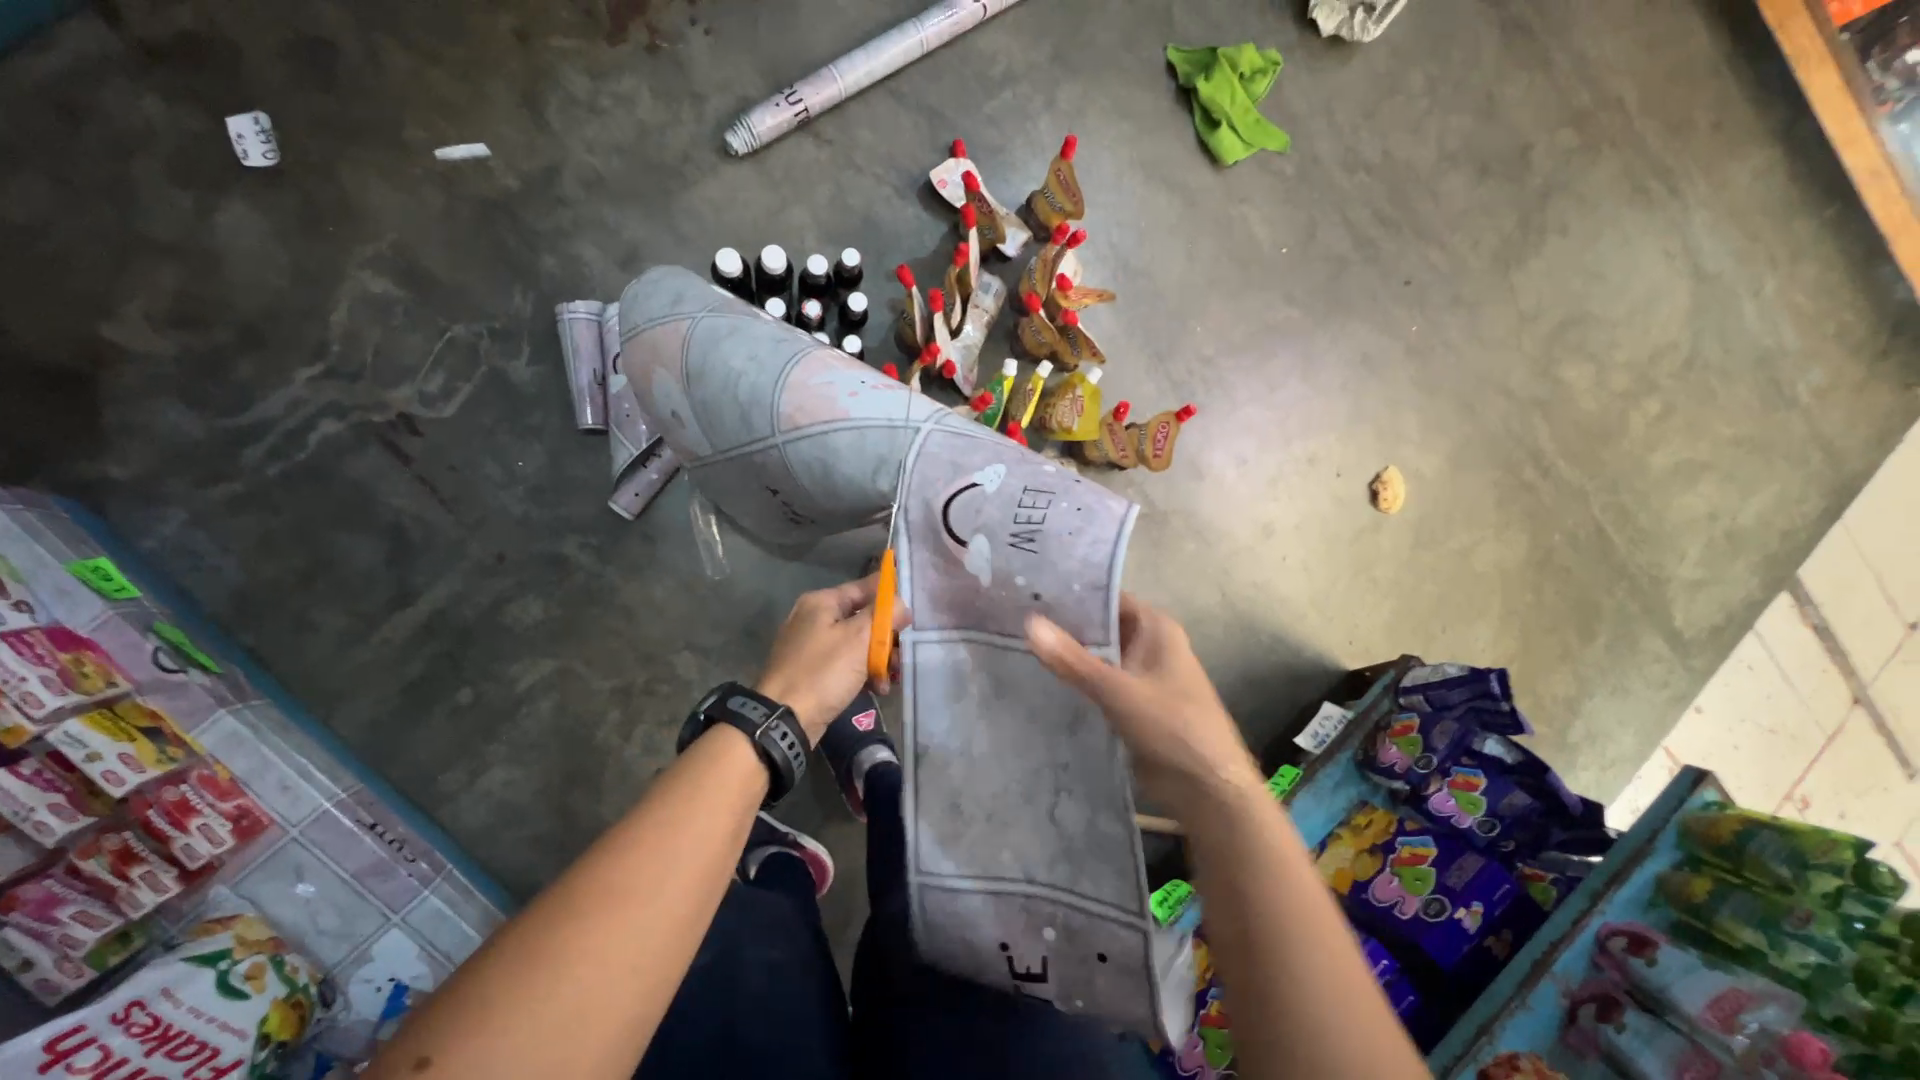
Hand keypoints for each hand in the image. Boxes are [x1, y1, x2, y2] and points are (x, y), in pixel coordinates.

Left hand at [756, 572, 911, 744]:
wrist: (785, 719)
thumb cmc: (823, 672)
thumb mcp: (859, 638)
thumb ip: (884, 614)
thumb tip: (900, 604)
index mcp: (822, 602)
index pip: (865, 587)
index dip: (890, 598)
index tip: (912, 616)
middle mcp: (815, 619)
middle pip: (863, 618)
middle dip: (886, 638)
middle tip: (901, 656)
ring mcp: (812, 646)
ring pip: (857, 645)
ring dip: (879, 660)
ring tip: (891, 679)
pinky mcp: (813, 672)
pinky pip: (846, 665)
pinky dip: (863, 674)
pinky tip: (877, 689)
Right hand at [1025, 594, 1262, 814]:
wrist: (1207, 789)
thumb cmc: (1173, 727)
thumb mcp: (1118, 690)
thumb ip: (1072, 659)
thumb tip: (1028, 623)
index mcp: (1157, 628)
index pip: (1107, 598)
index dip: (1072, 595)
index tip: (1028, 591)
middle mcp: (1149, 646)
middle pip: (1100, 628)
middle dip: (1063, 627)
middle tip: (1011, 619)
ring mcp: (1141, 677)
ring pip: (1097, 658)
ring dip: (1067, 657)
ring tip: (1014, 646)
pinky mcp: (1131, 707)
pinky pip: (1097, 686)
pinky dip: (1075, 683)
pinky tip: (1038, 682)